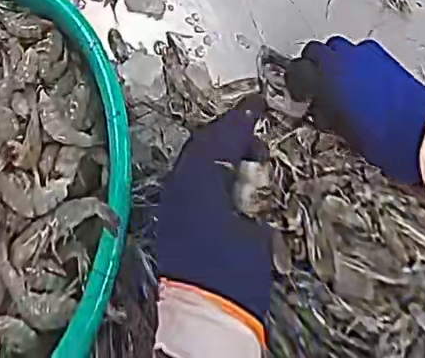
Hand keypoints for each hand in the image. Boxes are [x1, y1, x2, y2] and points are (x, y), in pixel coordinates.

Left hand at [152, 97, 271, 325]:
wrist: (205, 317)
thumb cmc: (235, 273)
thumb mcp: (253, 228)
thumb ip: (247, 193)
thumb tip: (248, 180)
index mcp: (200, 178)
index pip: (221, 137)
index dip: (240, 119)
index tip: (256, 106)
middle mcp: (179, 183)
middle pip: (203, 144)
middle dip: (228, 135)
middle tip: (252, 134)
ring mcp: (171, 200)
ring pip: (194, 160)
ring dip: (217, 154)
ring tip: (244, 159)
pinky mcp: (169, 217)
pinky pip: (188, 179)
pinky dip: (207, 172)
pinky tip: (225, 182)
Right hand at [285, 38, 424, 185]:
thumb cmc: (386, 143)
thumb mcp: (347, 134)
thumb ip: (329, 114)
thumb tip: (322, 109)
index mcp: (327, 80)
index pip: (298, 70)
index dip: (294, 83)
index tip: (298, 95)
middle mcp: (342, 60)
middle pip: (315, 51)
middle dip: (312, 65)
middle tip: (315, 85)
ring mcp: (364, 55)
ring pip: (337, 47)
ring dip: (333, 60)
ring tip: (338, 81)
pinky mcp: (383, 56)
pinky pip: (360, 51)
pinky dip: (355, 61)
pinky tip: (362, 80)